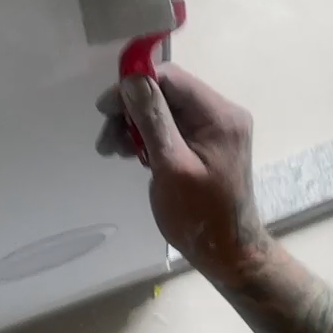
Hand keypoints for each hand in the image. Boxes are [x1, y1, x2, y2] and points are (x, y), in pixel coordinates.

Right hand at [95, 63, 270, 279]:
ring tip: (112, 150)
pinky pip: (169, 127)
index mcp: (220, 115)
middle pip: (166, 93)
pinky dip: (146, 136)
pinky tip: (129, 153)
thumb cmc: (200, 215)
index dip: (134, 86)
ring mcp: (212, 129)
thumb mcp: (172, 166)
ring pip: (163, 110)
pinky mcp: (202, 143)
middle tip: (106, 138)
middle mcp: (220, 114)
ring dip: (134, 125)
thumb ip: (153, 120)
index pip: (171, 78)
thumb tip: (131, 80)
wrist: (227, 254)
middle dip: (131, 110)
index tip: (105, 108)